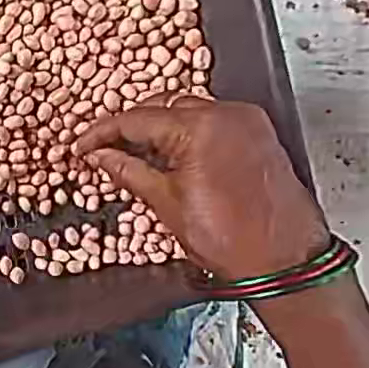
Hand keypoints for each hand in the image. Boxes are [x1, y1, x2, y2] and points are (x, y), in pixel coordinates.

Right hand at [73, 96, 327, 281]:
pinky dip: (182, 131)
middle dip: (127, 126)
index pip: (135, 119)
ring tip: (129, 153)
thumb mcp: (165, 203)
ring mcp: (246, 123)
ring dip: (154, 127)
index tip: (82, 146)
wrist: (286, 261)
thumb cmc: (232, 238)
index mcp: (201, 128)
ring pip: (185, 110)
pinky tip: (163, 154)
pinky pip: (209, 120)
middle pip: (160, 106)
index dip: (101, 132)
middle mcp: (227, 115)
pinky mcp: (257, 135)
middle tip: (101, 149)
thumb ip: (128, 171)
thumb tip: (101, 157)